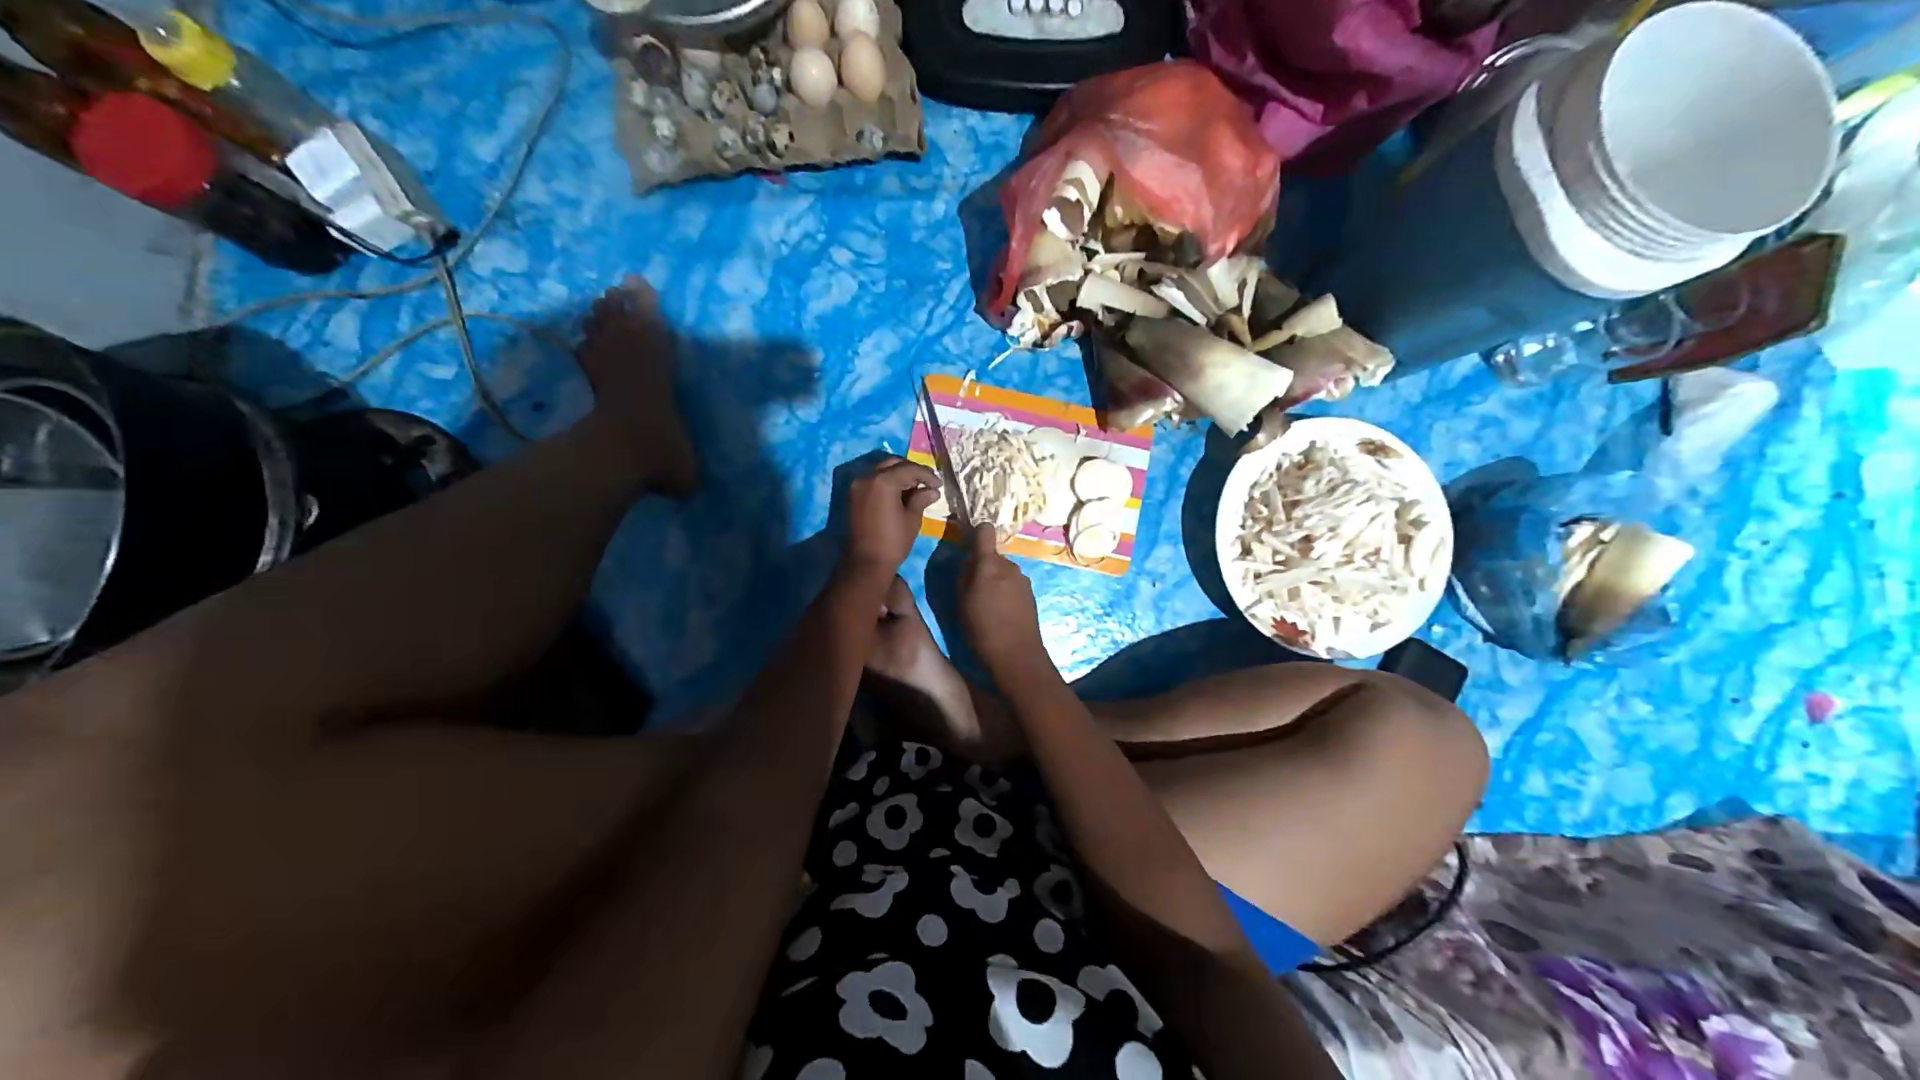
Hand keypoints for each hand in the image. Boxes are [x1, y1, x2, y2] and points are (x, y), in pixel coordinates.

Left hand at [843, 457, 940, 576]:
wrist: (866, 563)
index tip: (939, 483)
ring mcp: (857, 486)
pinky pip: (873, 480)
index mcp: (883, 482)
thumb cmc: (893, 542)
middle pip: (893, 463)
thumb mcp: (911, 519)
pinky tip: (900, 493)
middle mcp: (867, 477)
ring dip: (898, 475)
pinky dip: (887, 482)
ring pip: (881, 470)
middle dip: (911, 470)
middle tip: (926, 482)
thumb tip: (932, 490)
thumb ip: (921, 499)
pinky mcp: (853, 495)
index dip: (926, 474)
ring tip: (915, 488)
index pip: (909, 468)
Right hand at [957, 524, 1048, 677]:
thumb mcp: (961, 601)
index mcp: (989, 563)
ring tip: (987, 607)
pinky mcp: (1031, 594)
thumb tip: (969, 559)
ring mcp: (1023, 580)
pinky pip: (1013, 585)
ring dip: (995, 582)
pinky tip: (1002, 614)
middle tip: (972, 591)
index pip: (985, 531)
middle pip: (993, 557)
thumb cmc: (982, 628)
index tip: (969, 546)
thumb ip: (964, 574)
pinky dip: (1005, 593)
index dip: (976, 534)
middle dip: (983, 567)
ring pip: (1003, 572)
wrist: (1017, 655)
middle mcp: (1010, 565)